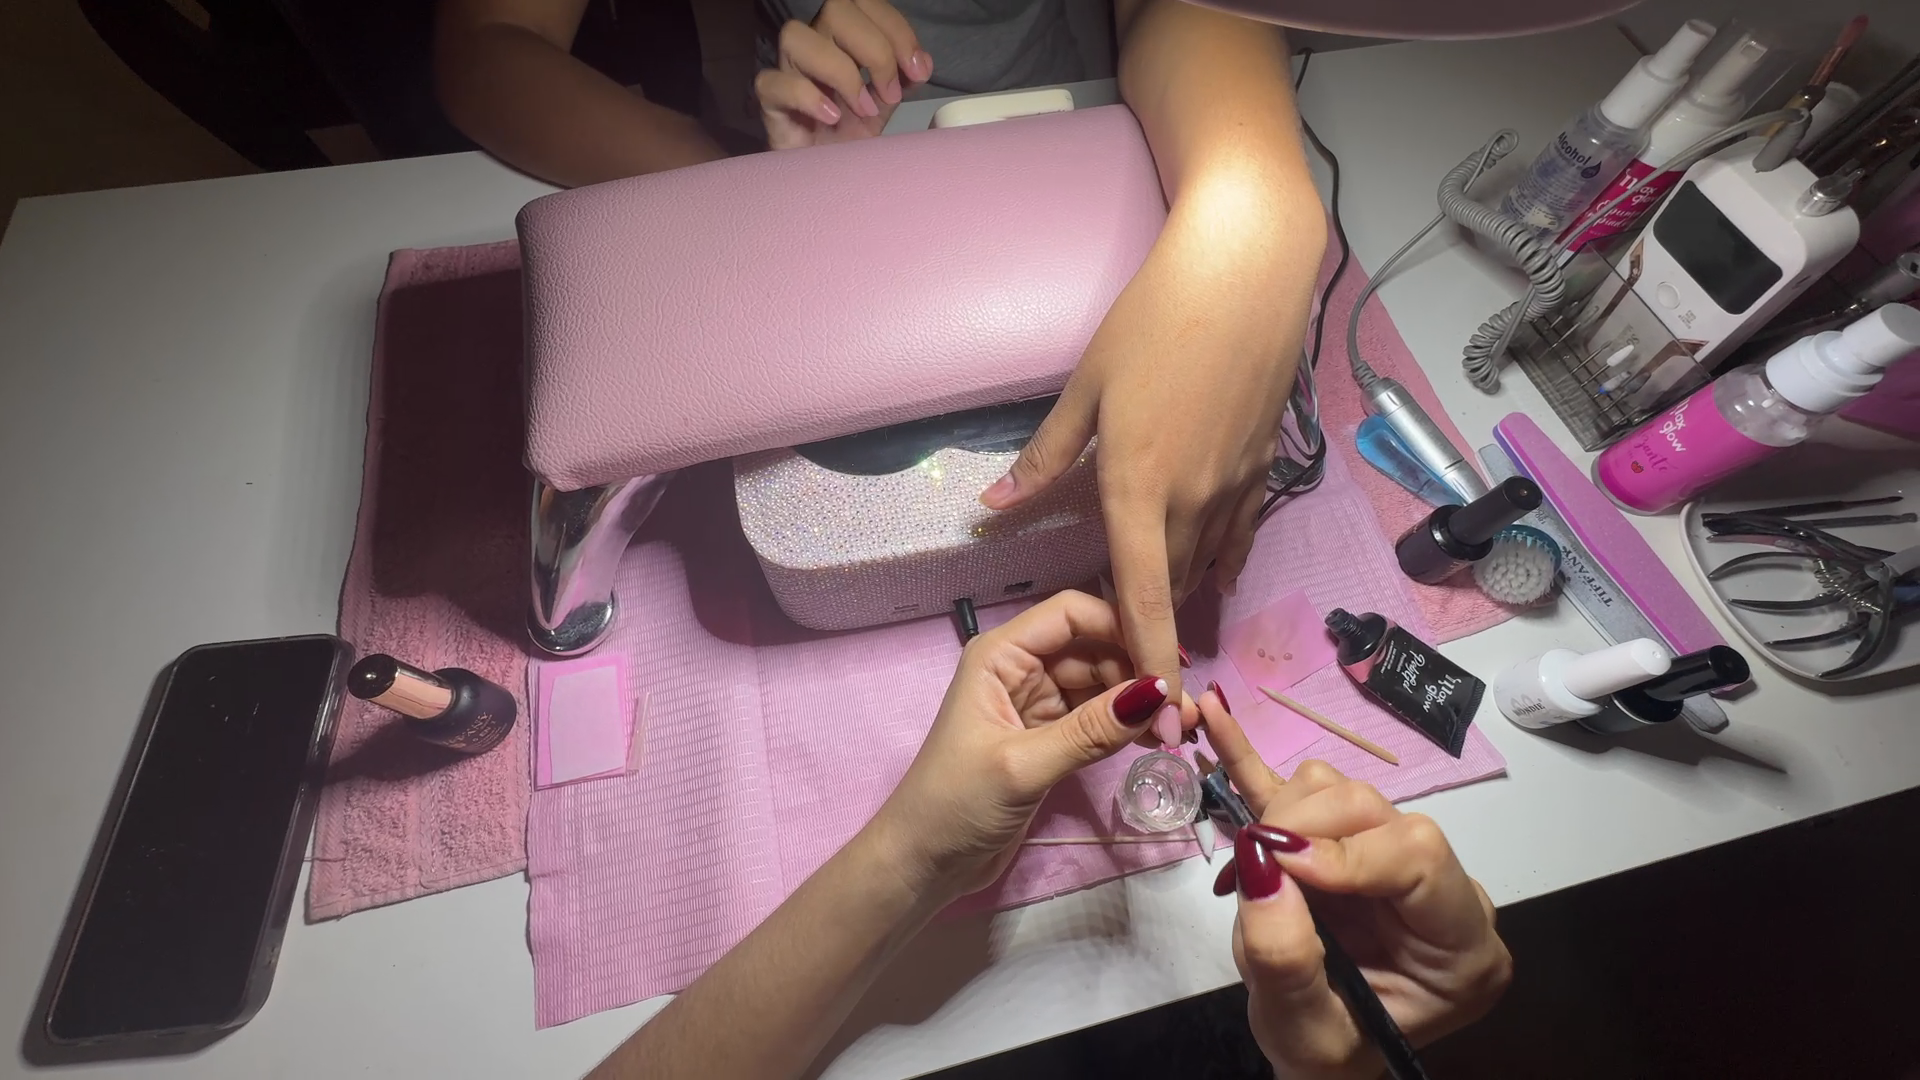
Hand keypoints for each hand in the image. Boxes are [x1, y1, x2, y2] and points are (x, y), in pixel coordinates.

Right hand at [754, 0, 933, 149]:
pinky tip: (832, 118)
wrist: (827, 185)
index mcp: (842, 40)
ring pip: (796, 35)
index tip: (918, 69)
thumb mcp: (883, 110)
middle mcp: (814, 47)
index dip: (895, 28)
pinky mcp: (771, 105)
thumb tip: (923, 62)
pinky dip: (807, 97)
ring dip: (841, 71)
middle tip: (891, 93)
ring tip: (863, 110)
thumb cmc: (850, 143)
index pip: (864, 3)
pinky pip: (773, 83)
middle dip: (875, 49)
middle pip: (834, 7)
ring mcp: (788, 73)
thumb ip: (900, 82)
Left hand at [868, 591, 1180, 898]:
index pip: (1071, 614)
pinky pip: (1096, 714)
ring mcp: (1037, 700)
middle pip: (1093, 646)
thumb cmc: (956, 803)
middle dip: (1138, 672)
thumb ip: (1088, 730)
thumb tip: (1157, 693)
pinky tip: (1154, 739)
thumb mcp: (1022, 765)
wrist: (925, 862)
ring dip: (1139, 700)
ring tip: (1178, 731)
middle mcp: (1021, 665)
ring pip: (1100, 681)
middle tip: (1181, 714)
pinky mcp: (1050, 733)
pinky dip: (1124, 723)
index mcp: (1001, 653)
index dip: (1121, 627)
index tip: (1169, 663)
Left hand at [980, 227, 1311, 733]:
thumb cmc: (1154, 324)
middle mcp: (1192, 502)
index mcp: (1137, 489)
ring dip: (1179, 594)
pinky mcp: (1262, 466)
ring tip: (1162, 620)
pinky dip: (1220, 560)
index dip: (1146, 662)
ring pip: (1204, 563)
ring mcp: (1235, 486)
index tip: (1158, 714)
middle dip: (1153, 630)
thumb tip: (992, 503)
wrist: (1249, 273)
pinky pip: (1239, 533)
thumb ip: (1044, 457)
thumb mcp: (1087, 389)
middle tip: (1130, 656)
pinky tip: (1214, 576)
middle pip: (1170, 588)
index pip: (1140, 598)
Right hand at [1199, 693, 1511, 1078]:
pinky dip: (1252, 757)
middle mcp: (1435, 887)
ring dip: (1282, 809)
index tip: (1277, 861)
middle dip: (1302, 825)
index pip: (1416, 855)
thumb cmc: (1324, 1055)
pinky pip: (1295, 786)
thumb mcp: (1303, 1030)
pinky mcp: (1335, 839)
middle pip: (1374, 810)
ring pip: (1338, 790)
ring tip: (1249, 849)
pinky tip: (1215, 716)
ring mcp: (1383, 856)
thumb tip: (1262, 861)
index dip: (1344, 849)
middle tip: (1252, 859)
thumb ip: (1286, 957)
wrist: (1317, 1052)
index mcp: (1457, 944)